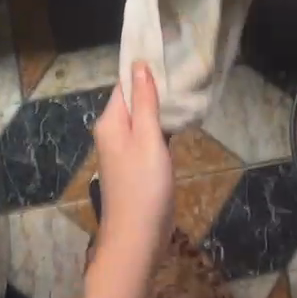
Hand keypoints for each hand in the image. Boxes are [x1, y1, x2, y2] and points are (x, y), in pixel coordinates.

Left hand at [91, 63, 173, 258]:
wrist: (136, 241)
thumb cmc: (143, 186)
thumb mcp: (148, 139)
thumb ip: (145, 102)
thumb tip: (140, 64)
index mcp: (111, 121)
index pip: (125, 83)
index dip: (144, 69)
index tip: (168, 56)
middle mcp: (112, 132)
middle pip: (133, 100)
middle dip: (155, 89)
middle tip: (184, 75)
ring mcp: (122, 151)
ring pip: (142, 120)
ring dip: (160, 110)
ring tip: (186, 95)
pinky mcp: (134, 166)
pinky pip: (146, 138)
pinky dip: (161, 130)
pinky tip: (179, 126)